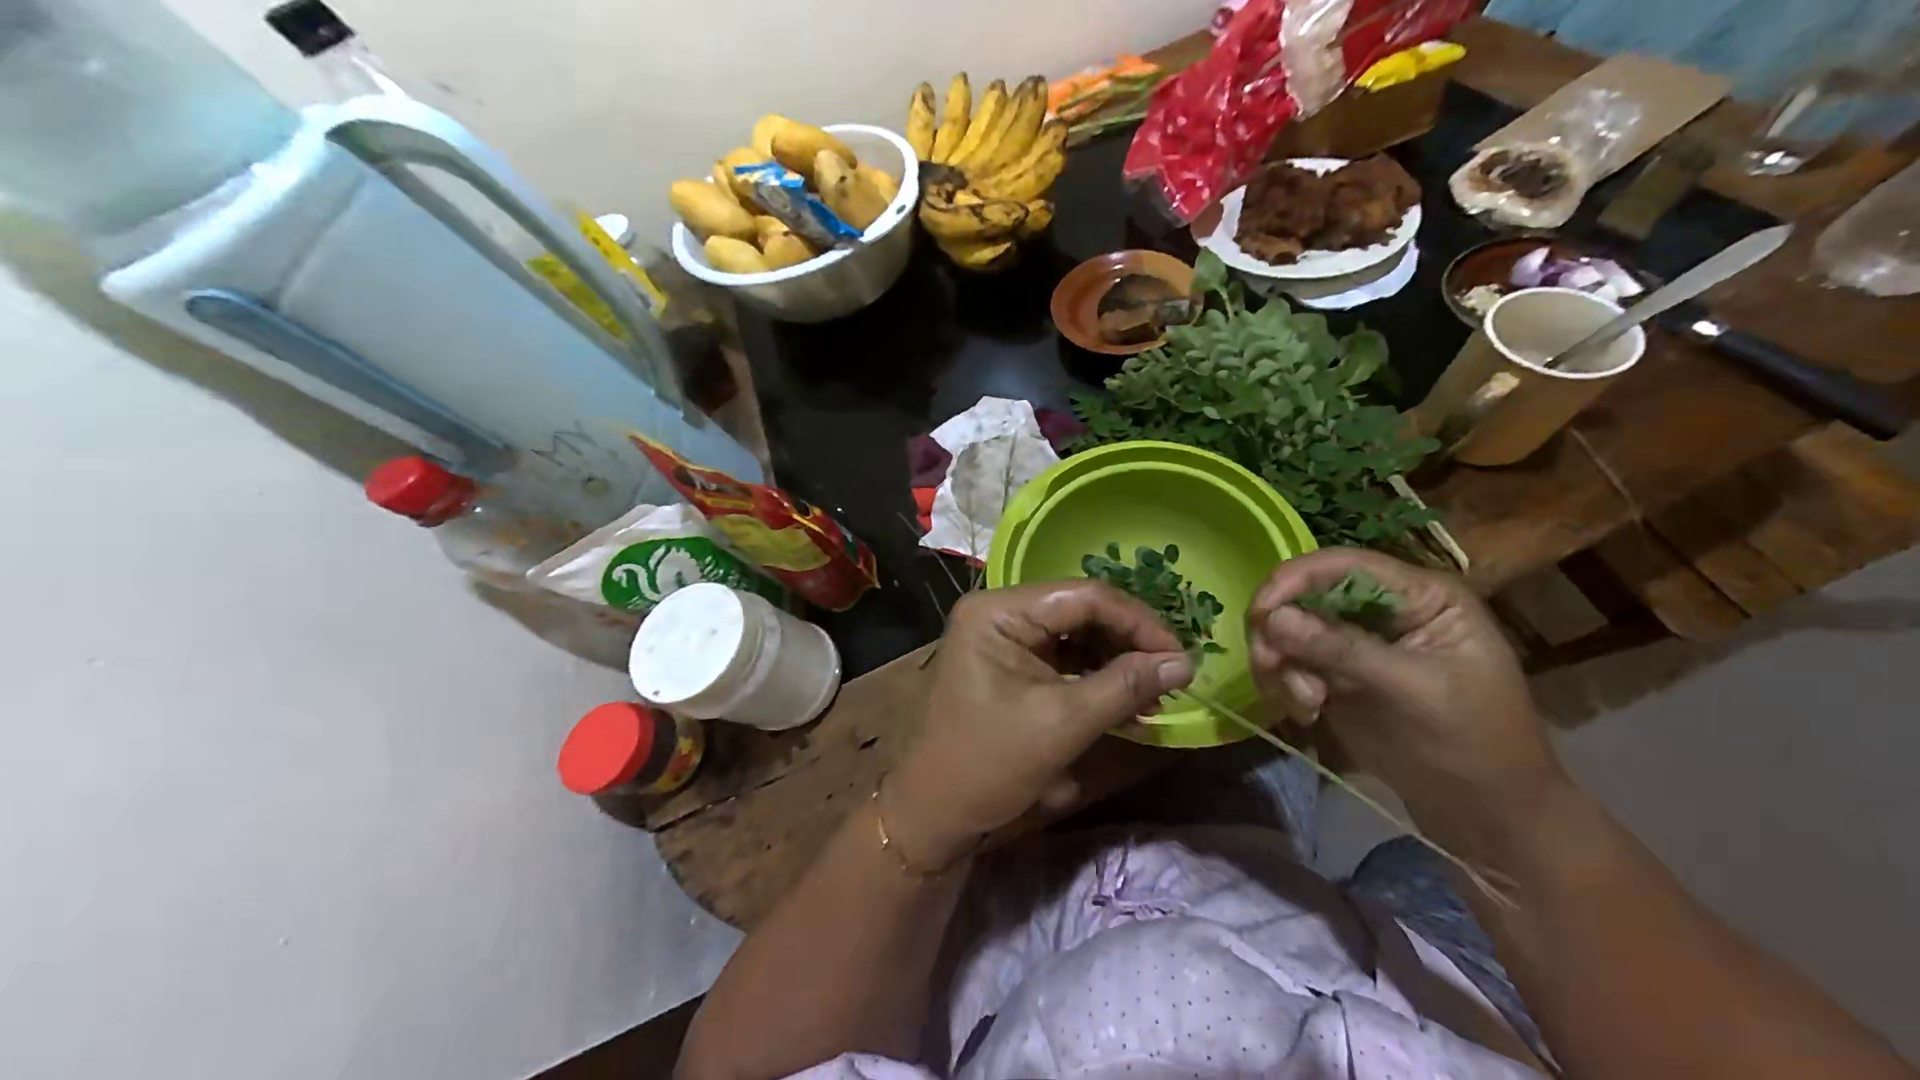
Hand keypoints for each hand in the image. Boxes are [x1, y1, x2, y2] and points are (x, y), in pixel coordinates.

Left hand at [885, 582, 1194, 870]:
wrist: (933, 813)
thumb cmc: (989, 764)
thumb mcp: (1063, 724)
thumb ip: (1125, 686)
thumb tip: (1186, 663)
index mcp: (998, 612)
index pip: (1084, 596)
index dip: (1138, 622)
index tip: (1181, 657)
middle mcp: (999, 612)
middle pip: (1081, 611)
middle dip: (1129, 643)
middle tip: (1173, 677)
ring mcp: (1003, 637)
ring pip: (1076, 634)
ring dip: (1117, 663)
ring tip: (1155, 696)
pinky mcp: (1011, 663)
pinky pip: (1063, 658)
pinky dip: (1096, 678)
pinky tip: (1128, 704)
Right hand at [1247, 548, 1565, 825]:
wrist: (1486, 812)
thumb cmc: (1474, 741)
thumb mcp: (1413, 689)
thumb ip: (1342, 649)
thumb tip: (1272, 617)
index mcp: (1418, 596)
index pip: (1342, 566)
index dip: (1294, 580)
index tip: (1260, 614)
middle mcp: (1381, 610)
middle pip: (1304, 596)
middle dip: (1282, 632)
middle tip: (1272, 670)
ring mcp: (1354, 644)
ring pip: (1288, 632)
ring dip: (1281, 664)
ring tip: (1304, 704)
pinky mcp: (1334, 676)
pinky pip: (1289, 665)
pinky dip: (1284, 685)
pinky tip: (1307, 714)